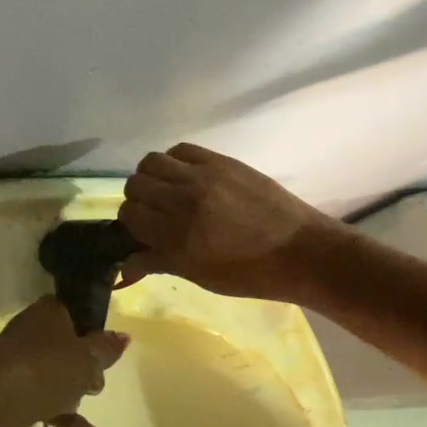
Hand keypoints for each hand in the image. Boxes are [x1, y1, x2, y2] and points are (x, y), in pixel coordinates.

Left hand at [0, 296, 128, 426]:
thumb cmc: (46, 372)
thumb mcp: (86, 360)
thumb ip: (106, 348)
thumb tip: (123, 335)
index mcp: (46, 312)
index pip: (73, 309)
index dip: (92, 329)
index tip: (104, 352)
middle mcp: (29, 328)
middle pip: (66, 343)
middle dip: (85, 366)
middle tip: (95, 383)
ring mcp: (17, 357)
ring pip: (54, 369)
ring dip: (72, 388)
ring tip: (83, 404)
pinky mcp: (11, 385)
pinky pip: (43, 392)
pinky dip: (61, 407)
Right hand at [116, 142, 343, 299]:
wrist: (303, 252)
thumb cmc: (251, 274)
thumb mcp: (200, 276)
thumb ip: (158, 263)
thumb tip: (123, 266)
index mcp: (178, 237)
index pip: (130, 215)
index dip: (131, 224)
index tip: (142, 231)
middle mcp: (184, 201)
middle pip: (135, 186)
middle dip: (138, 200)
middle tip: (153, 212)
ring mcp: (202, 176)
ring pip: (151, 162)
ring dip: (151, 176)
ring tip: (167, 190)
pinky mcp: (221, 161)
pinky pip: (180, 150)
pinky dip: (175, 161)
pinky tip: (185, 176)